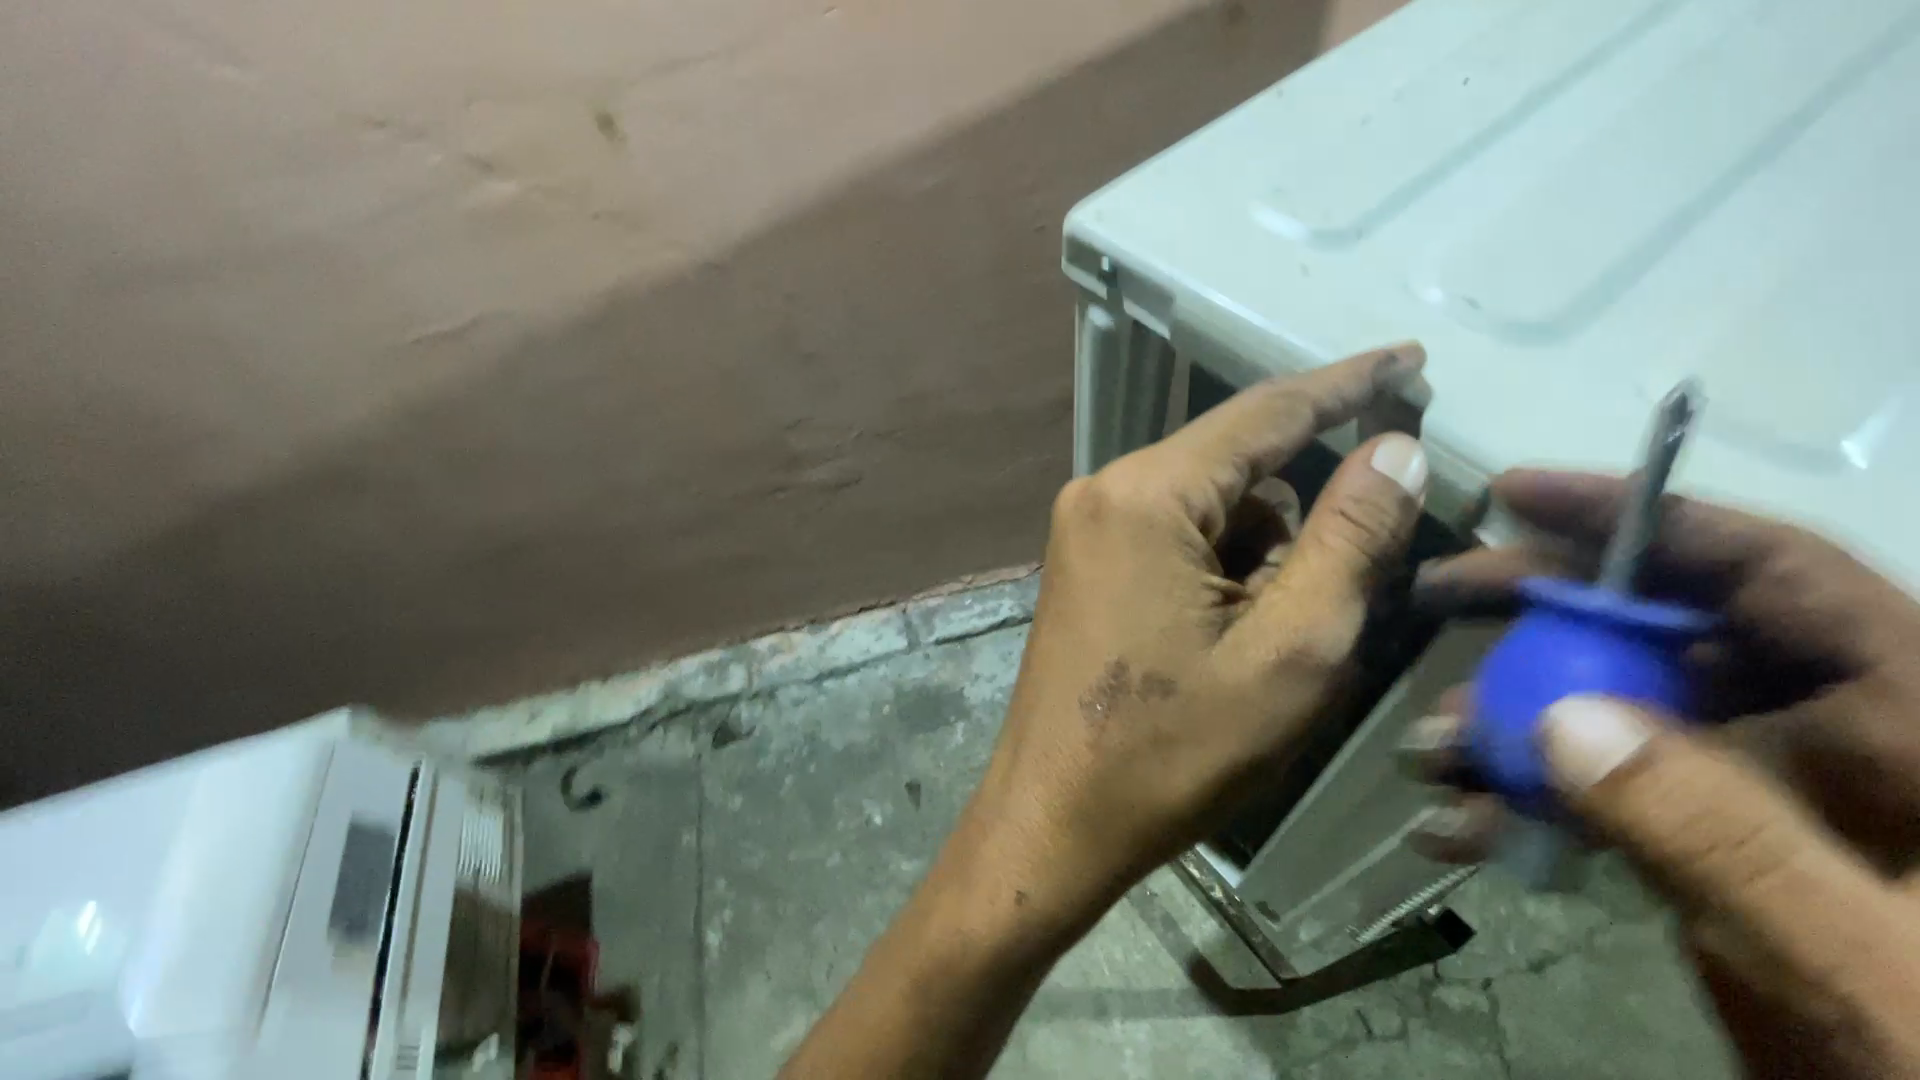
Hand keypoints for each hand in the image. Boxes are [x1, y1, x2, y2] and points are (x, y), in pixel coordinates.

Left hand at [781, 345, 1432, 1079]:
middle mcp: (1104, 490)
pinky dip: (1222, 572)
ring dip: (1262, 558)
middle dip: (1301, 519)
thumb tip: (1393, 448)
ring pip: (1212, 509)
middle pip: (1237, 466)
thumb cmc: (1171, 752)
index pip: (1266, 412)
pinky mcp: (1084, 565)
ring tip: (1265, 649)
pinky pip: (1176, 538)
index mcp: (1146, 495)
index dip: (1347, 383)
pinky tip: (1225, 644)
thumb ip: (1349, 540)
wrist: (1053, 818)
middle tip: (1325, 608)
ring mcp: (1086, 527)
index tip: (1410, 358)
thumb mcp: (1291, 653)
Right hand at [1408, 470, 1919, 1077]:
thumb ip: (1733, 841)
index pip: (1769, 573)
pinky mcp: (1718, 853)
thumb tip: (1563, 722)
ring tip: (1426, 749)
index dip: (1638, 518)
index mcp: (1913, 721)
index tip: (1515, 495)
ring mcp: (1765, 795)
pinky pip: (1605, 800)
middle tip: (1434, 595)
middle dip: (1538, 610)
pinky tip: (1458, 829)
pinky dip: (1523, 807)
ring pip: (1616, 715)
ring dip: (1509, 726)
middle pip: (1666, 629)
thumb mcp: (1884, 967)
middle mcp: (1830, 736)